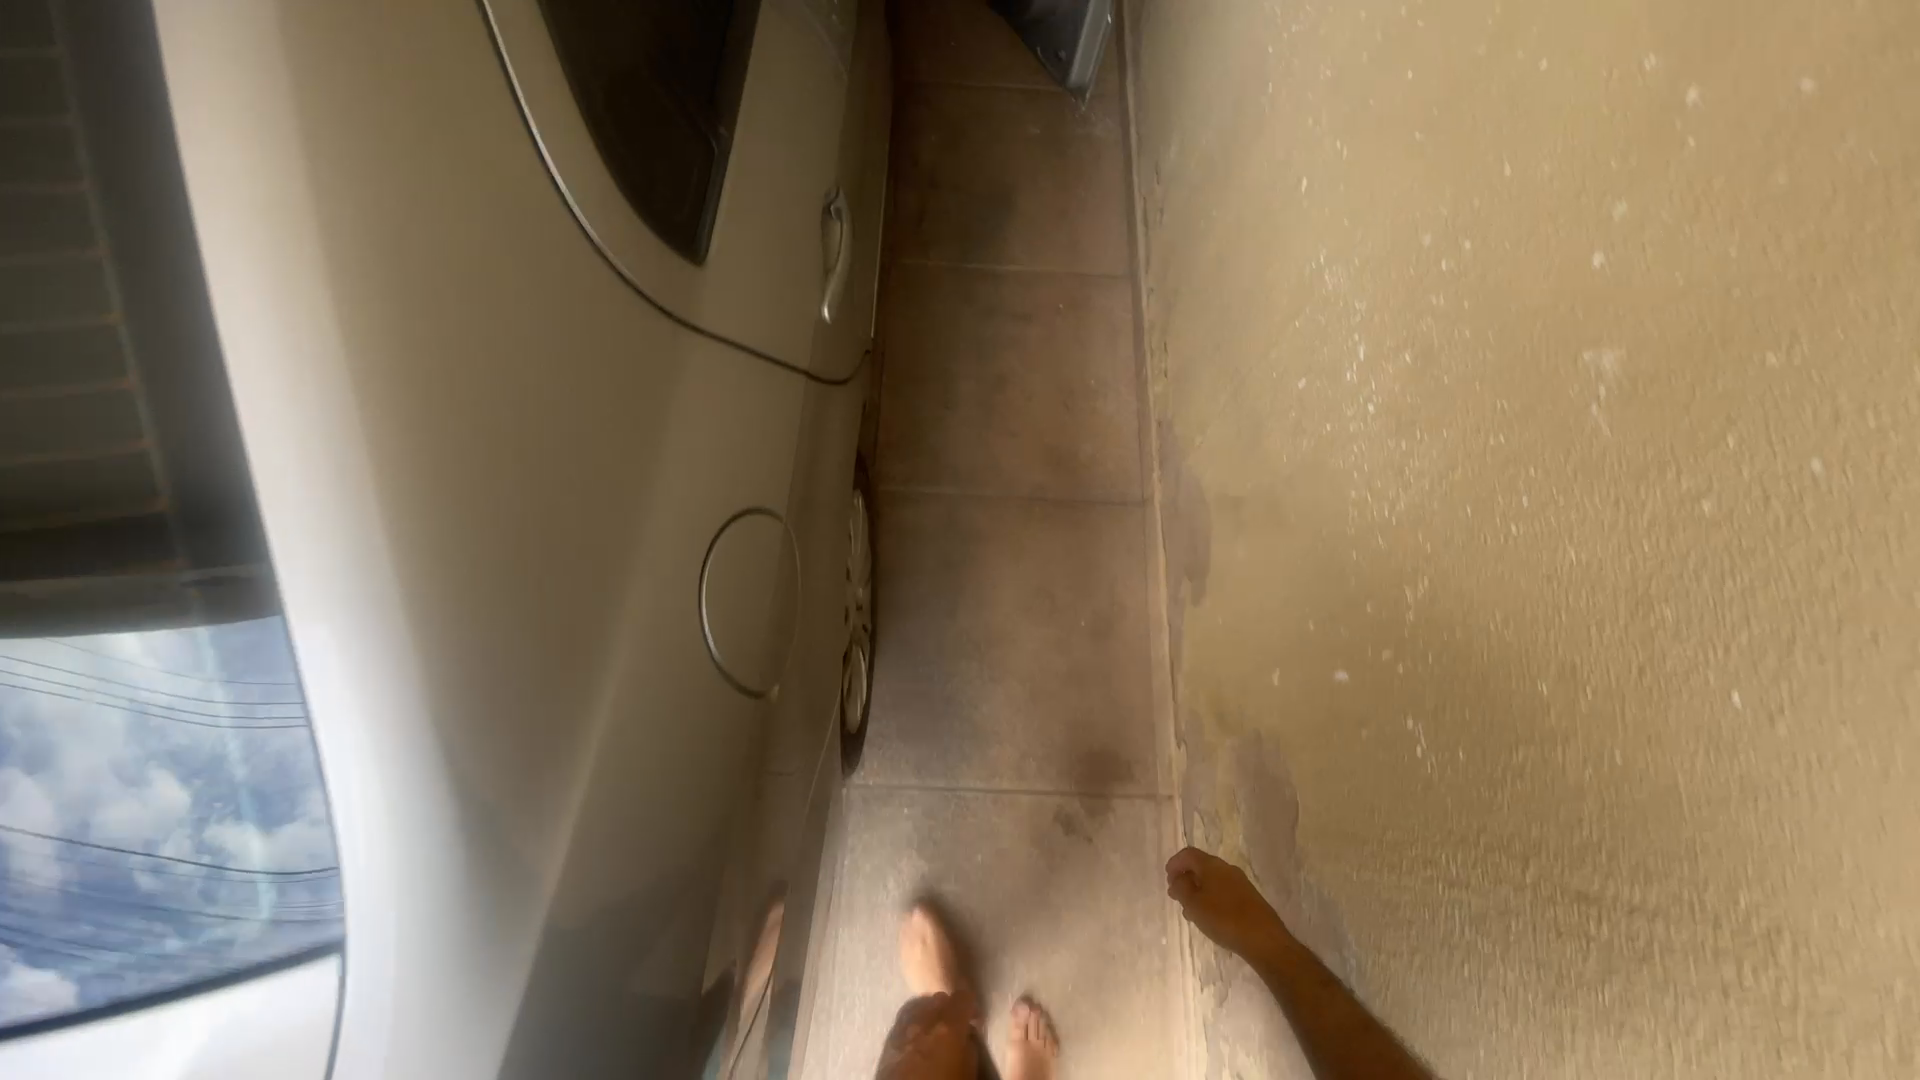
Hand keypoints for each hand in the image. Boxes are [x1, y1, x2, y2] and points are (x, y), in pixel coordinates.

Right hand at [1165, 846, 1289, 960]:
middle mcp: (1227, 869)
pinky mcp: (1250, 899)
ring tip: (1190, 911)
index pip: (1188, 854)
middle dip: (1186, 879)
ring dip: (1198, 891)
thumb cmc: (1224, 918)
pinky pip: (1224, 892)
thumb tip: (1177, 880)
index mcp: (1211, 865)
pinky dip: (1212, 899)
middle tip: (1176, 896)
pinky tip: (1210, 918)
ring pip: (1213, 881)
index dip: (1175, 863)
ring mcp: (1241, 883)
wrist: (1265, 939)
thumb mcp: (1194, 904)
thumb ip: (1181, 888)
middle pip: (1201, 867)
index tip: (1168, 878)